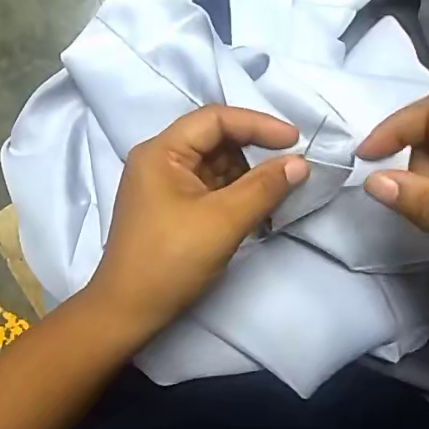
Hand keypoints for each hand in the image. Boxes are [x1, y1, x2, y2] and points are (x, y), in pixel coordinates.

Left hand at [89, 106, 309, 327]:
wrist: (128, 310)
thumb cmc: (170, 260)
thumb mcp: (222, 221)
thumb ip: (263, 188)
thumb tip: (299, 163)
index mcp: (160, 152)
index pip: (214, 119)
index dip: (258, 124)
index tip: (295, 140)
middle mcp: (158, 160)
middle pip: (214, 139)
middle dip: (254, 151)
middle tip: (291, 169)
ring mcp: (162, 184)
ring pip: (214, 164)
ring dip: (247, 175)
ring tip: (278, 193)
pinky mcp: (169, 207)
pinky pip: (208, 187)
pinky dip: (234, 194)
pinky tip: (258, 209)